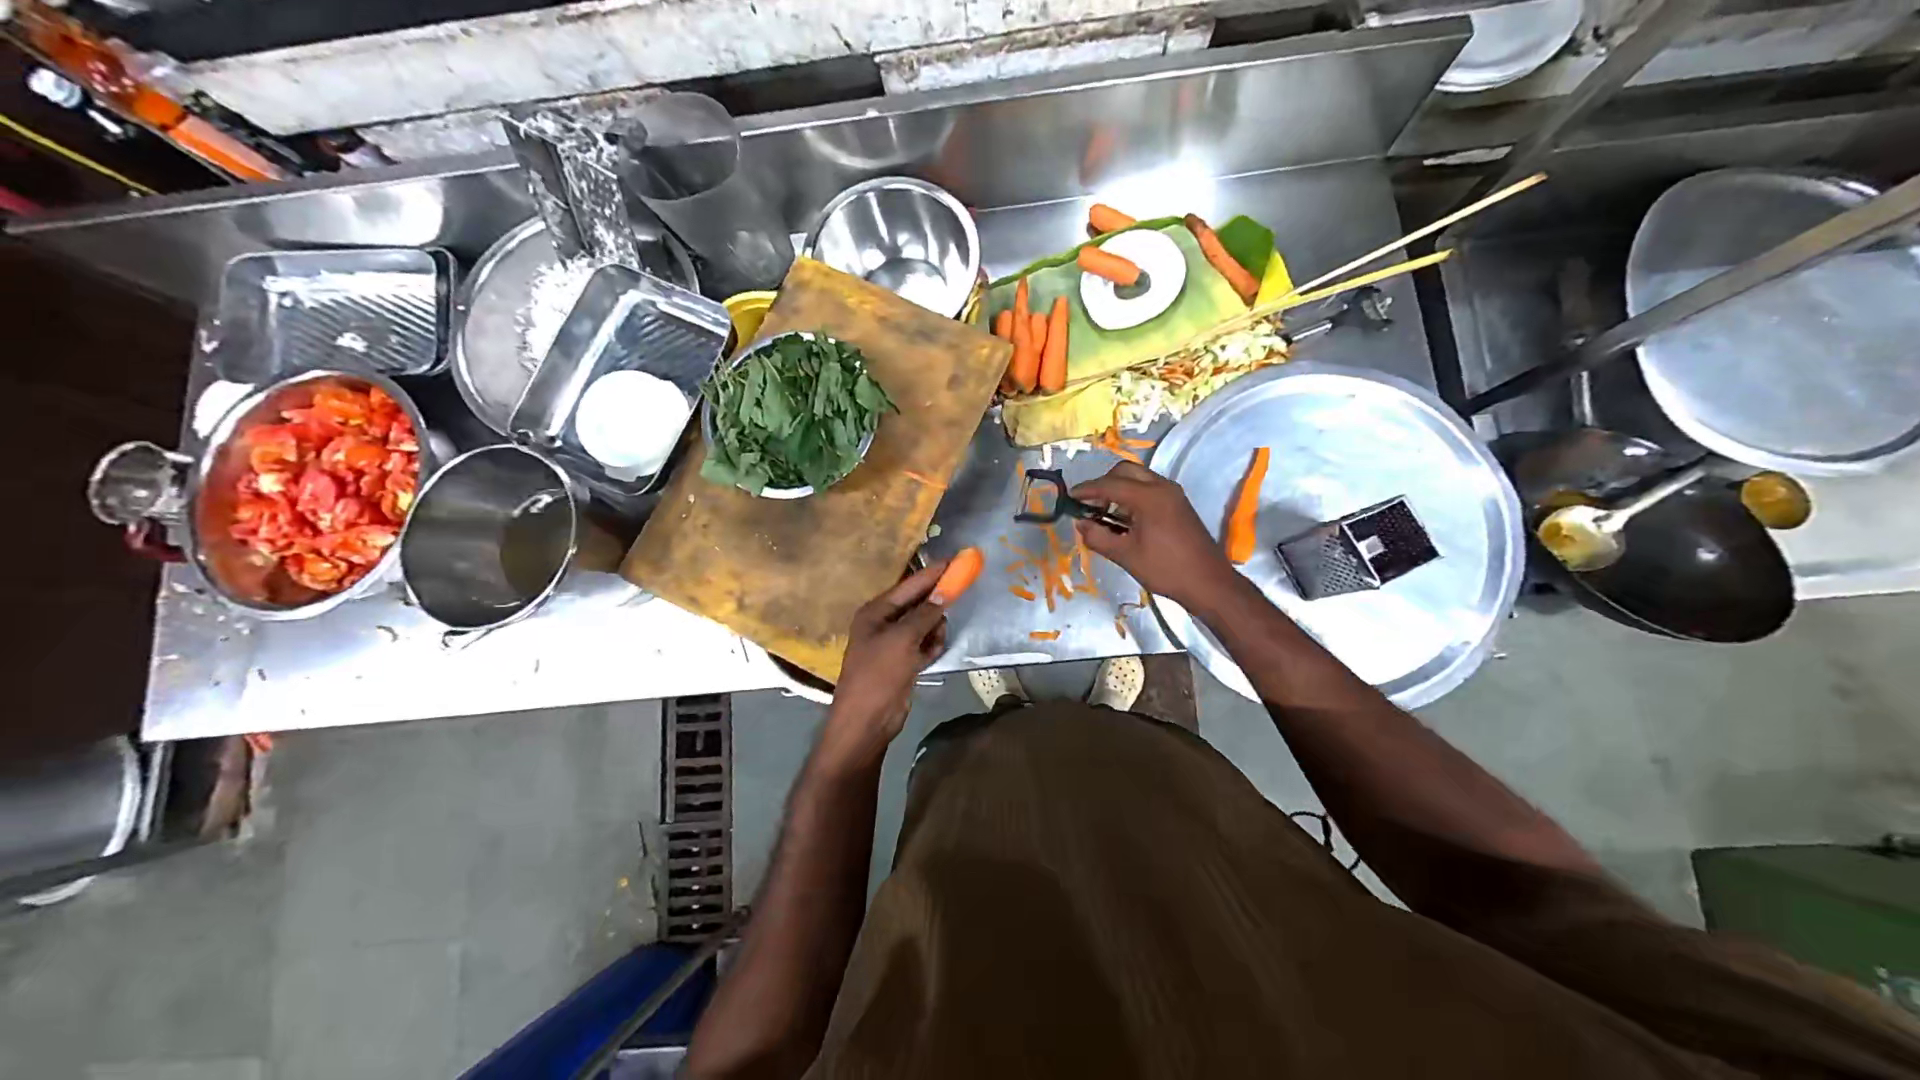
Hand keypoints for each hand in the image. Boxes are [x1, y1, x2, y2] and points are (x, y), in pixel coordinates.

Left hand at [820, 560, 949, 768]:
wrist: (867, 721)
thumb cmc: (878, 675)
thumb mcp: (902, 640)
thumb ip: (925, 614)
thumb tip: (944, 591)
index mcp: (875, 612)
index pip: (909, 585)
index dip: (933, 573)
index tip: (956, 560)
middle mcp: (883, 624)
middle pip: (918, 603)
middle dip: (936, 604)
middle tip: (959, 597)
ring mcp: (893, 644)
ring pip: (924, 625)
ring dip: (935, 629)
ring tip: (937, 640)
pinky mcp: (903, 662)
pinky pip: (924, 644)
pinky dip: (931, 646)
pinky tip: (933, 652)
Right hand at [1072, 462, 1242, 611]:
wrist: (1208, 582)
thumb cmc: (1166, 569)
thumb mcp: (1126, 556)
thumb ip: (1099, 537)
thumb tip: (1080, 525)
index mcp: (1149, 497)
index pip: (1110, 485)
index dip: (1087, 490)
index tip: (1069, 497)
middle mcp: (1162, 487)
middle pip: (1125, 471)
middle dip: (1104, 483)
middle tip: (1089, 504)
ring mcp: (1173, 494)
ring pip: (1138, 477)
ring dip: (1118, 488)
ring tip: (1104, 513)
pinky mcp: (1178, 503)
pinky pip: (1149, 488)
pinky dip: (1132, 495)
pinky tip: (1124, 518)